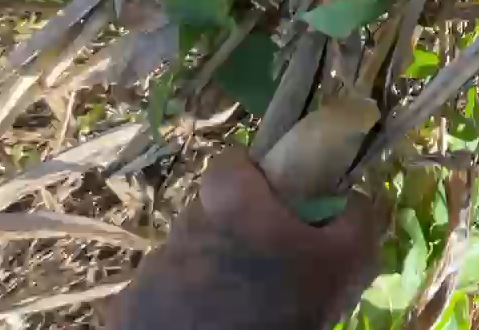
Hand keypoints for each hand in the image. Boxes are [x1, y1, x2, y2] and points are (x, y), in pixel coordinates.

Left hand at [111, 152, 381, 329]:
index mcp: (235, 211)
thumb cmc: (290, 307)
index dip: (248, 169)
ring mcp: (145, 279)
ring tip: (231, 289)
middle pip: (205, 210)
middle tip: (259, 247)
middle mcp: (183, 235)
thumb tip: (349, 195)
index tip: (269, 188)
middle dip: (230, 221)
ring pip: (179, 252)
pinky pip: (153, 291)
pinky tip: (202, 315)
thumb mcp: (350, 255)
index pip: (227, 163)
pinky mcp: (122, 316)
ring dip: (203, 260)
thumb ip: (356, 211)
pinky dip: (175, 297)